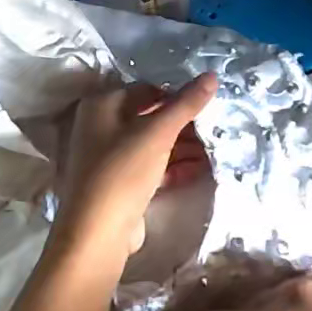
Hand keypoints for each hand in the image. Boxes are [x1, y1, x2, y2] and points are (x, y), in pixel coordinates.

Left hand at [58, 75, 216, 253]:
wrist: (97, 235)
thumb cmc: (123, 171)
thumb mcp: (158, 132)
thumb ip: (186, 104)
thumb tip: (212, 75)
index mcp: (102, 106)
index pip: (145, 89)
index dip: (175, 95)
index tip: (204, 105)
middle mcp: (100, 127)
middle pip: (149, 117)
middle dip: (182, 124)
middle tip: (212, 127)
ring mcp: (108, 158)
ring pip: (151, 144)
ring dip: (181, 146)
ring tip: (214, 149)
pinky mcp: (119, 185)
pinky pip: (151, 168)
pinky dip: (173, 167)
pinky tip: (201, 170)